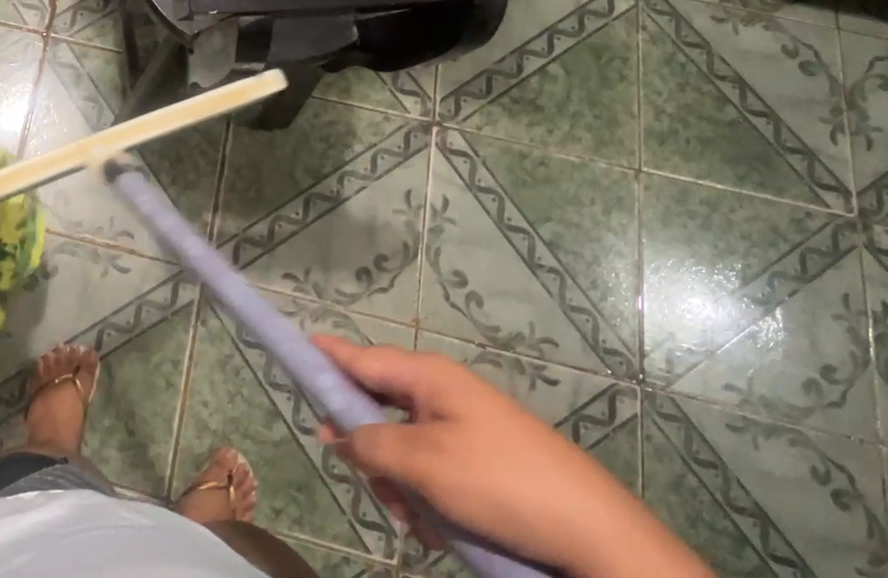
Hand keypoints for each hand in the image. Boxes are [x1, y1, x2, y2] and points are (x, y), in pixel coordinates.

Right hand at [311, 335, 709, 577]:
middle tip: (374, 483)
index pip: (358, 356)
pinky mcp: (483, 466)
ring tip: (418, 518)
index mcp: (428, 377)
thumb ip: (368, 444)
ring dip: (398, 484)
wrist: (598, 537)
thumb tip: (337, 436)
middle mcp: (443, 395)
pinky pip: (431, 472)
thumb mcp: (423, 463)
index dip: (322, 355)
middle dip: (367, 449)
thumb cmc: (502, 483)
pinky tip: (441, 529)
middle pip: (376, 408)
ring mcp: (465, 430)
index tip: (289, 350)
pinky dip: (426, 498)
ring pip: (401, 448)